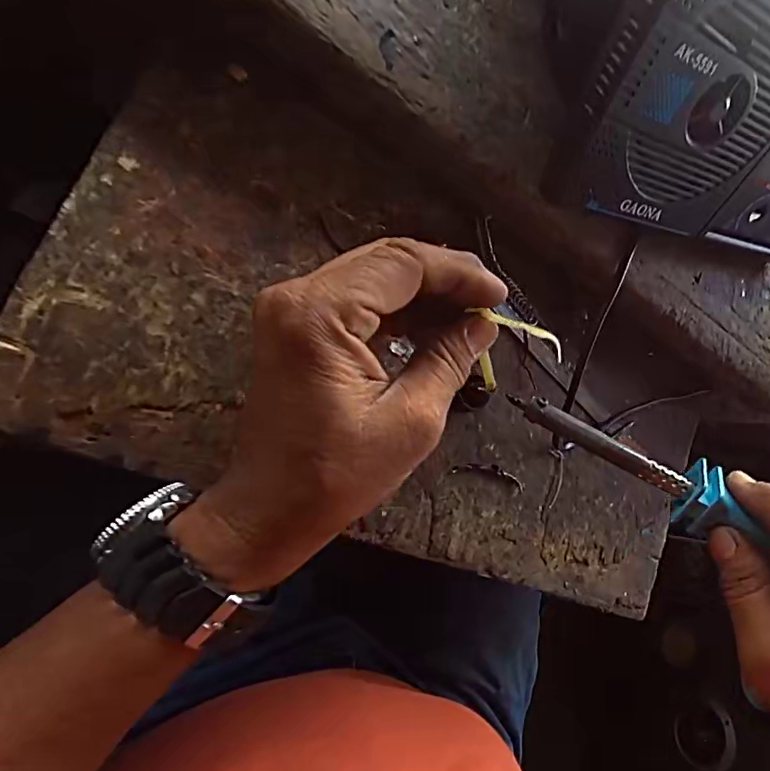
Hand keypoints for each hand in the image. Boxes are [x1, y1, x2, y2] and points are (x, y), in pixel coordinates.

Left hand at [169, 239, 504, 589]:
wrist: (270, 509)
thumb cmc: (338, 475)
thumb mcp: (411, 420)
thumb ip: (449, 360)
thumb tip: (483, 324)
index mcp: (321, 315)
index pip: (403, 265)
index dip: (459, 274)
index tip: (499, 295)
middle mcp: (299, 297)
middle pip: (386, 261)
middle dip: (445, 277)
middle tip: (490, 299)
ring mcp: (292, 310)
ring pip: (374, 277)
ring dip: (425, 292)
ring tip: (471, 314)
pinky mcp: (296, 328)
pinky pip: (357, 302)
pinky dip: (399, 310)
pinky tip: (435, 325)